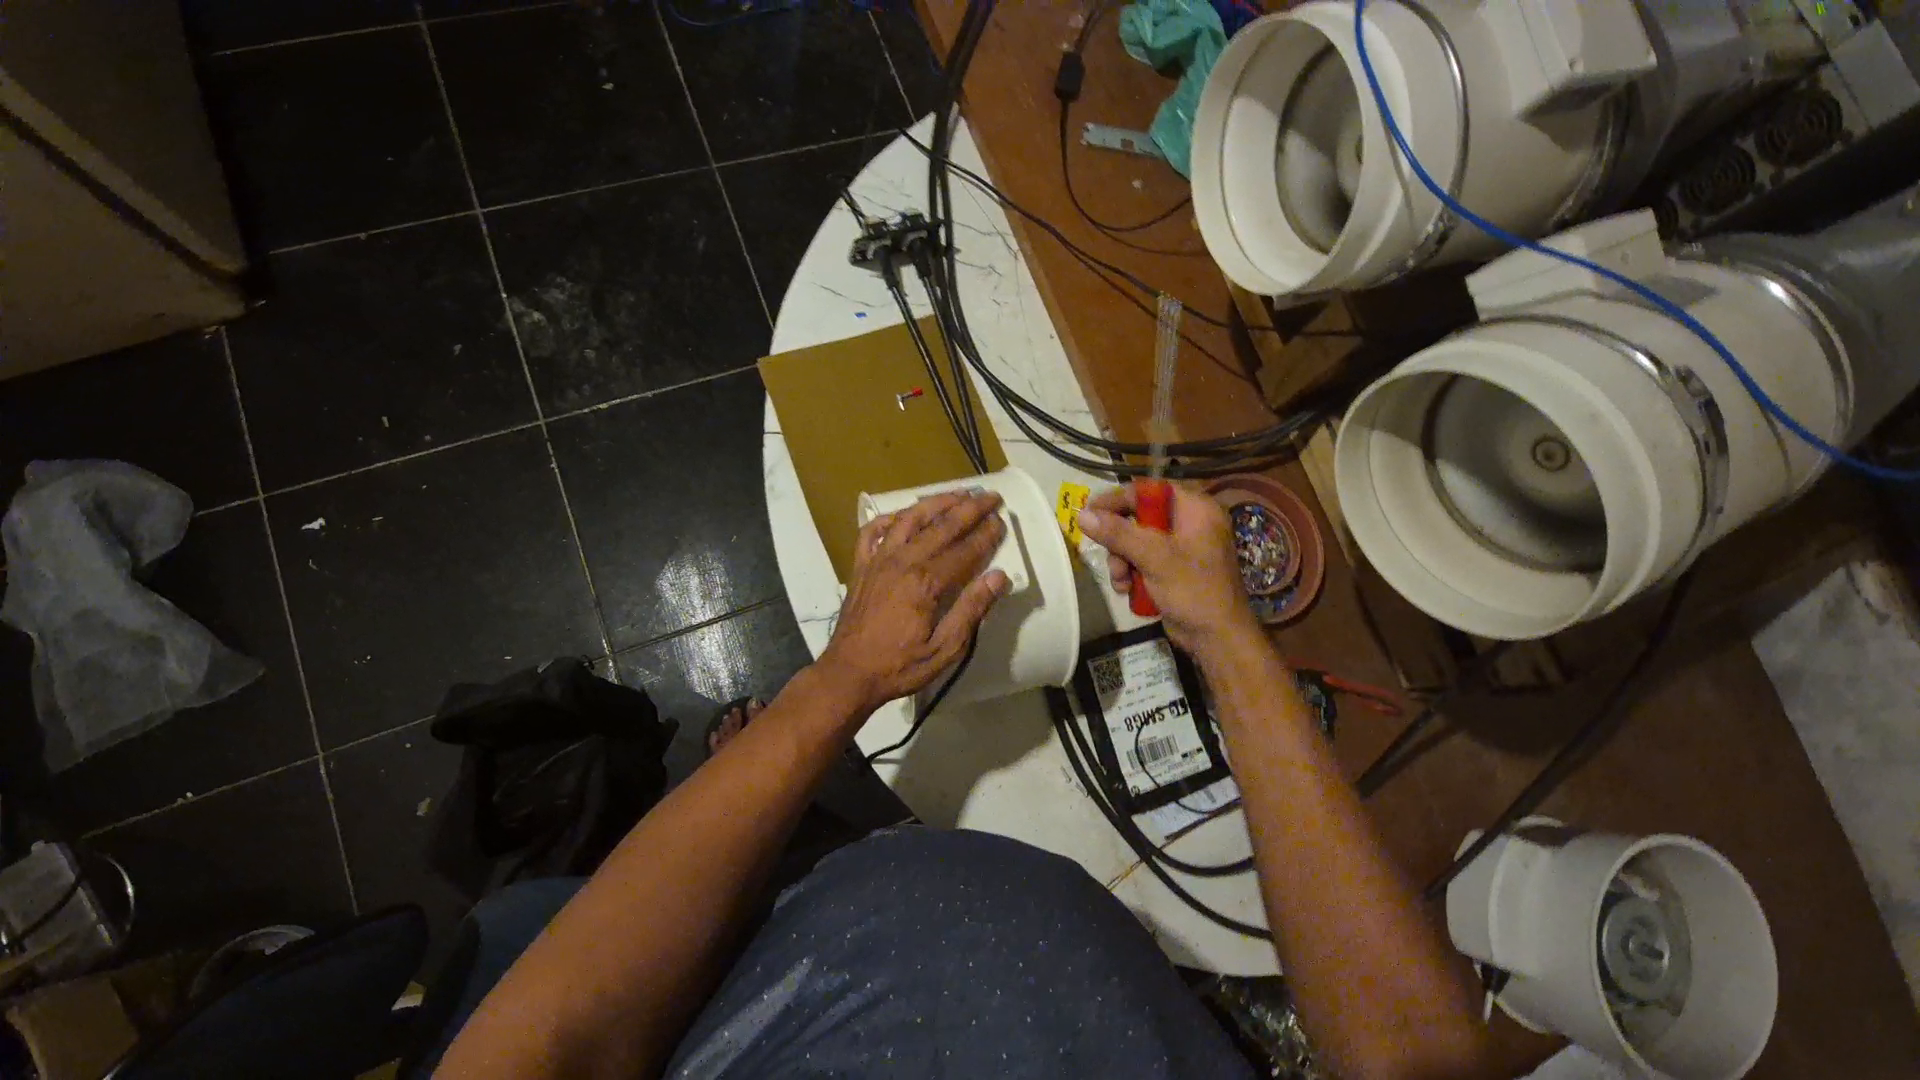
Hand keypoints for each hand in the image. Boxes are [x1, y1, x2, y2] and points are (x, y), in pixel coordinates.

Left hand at [816, 491, 1012, 713]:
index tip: (1001, 521)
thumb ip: (972, 610)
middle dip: (969, 509)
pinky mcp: (860, 566)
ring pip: (908, 520)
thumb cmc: (900, 666)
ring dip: (934, 503)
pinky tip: (902, 514)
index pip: (964, 551)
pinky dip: (888, 519)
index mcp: (925, 583)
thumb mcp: (945, 649)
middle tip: (990, 495)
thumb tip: (999, 577)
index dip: (985, 535)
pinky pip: (872, 532)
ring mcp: (877, 560)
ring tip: (956, 493)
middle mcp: (902, 562)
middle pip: (941, 527)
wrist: (848, 673)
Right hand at [1078, 482, 1257, 655]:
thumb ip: (1118, 534)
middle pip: (1139, 517)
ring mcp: (1180, 548)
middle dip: (1119, 540)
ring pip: (1136, 541)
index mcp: (1195, 510)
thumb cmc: (1193, 590)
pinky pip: (1142, 561)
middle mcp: (1189, 523)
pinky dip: (1131, 572)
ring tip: (1120, 579)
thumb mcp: (1154, 557)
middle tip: (1107, 555)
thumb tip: (1081, 514)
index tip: (1090, 511)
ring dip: (1121, 560)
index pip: (1150, 490)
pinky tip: (1126, 588)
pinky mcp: (1172, 570)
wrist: (1217, 638)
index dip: (1118, 499)